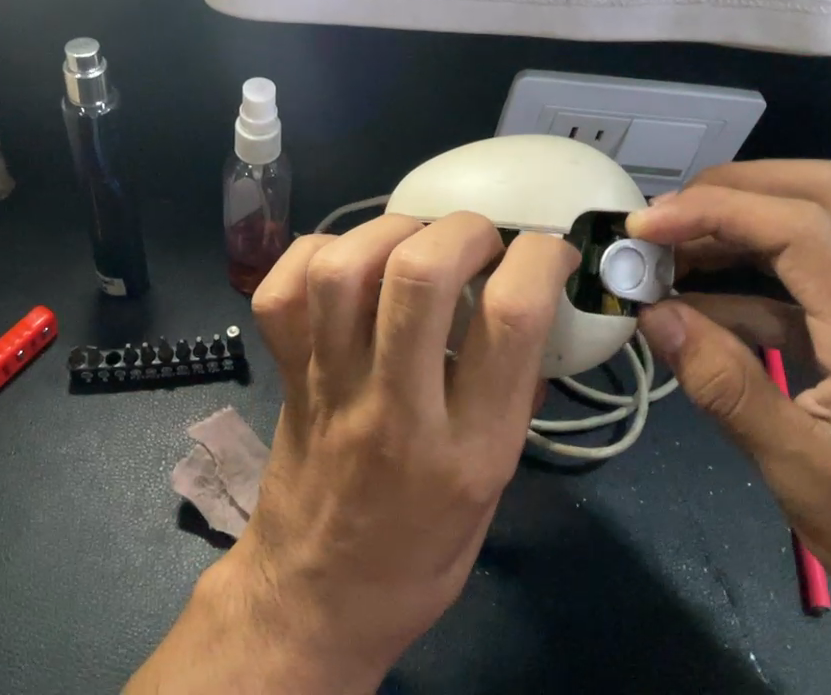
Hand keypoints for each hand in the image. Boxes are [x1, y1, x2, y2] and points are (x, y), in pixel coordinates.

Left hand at [129, 213, 579, 693]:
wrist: (313, 601)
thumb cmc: (418, 557)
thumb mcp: (493, 493)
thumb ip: (512, 404)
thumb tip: (529, 322)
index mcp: (468, 448)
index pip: (510, 319)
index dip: (538, 258)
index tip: (546, 250)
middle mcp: (396, 407)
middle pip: (419, 275)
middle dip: (462, 230)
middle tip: (480, 239)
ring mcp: (329, 385)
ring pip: (343, 270)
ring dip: (389, 231)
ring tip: (415, 240)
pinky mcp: (285, 373)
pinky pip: (283, 290)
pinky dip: (316, 254)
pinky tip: (349, 262)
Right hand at [627, 161, 830, 694]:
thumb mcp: (799, 471)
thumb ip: (723, 383)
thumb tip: (652, 313)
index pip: (801, 227)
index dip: (715, 210)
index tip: (643, 227)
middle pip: (827, 193)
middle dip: (737, 188)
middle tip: (663, 220)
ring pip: (824, 226)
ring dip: (742, 227)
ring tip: (667, 257)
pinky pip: (815, 280)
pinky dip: (753, 277)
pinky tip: (699, 307)